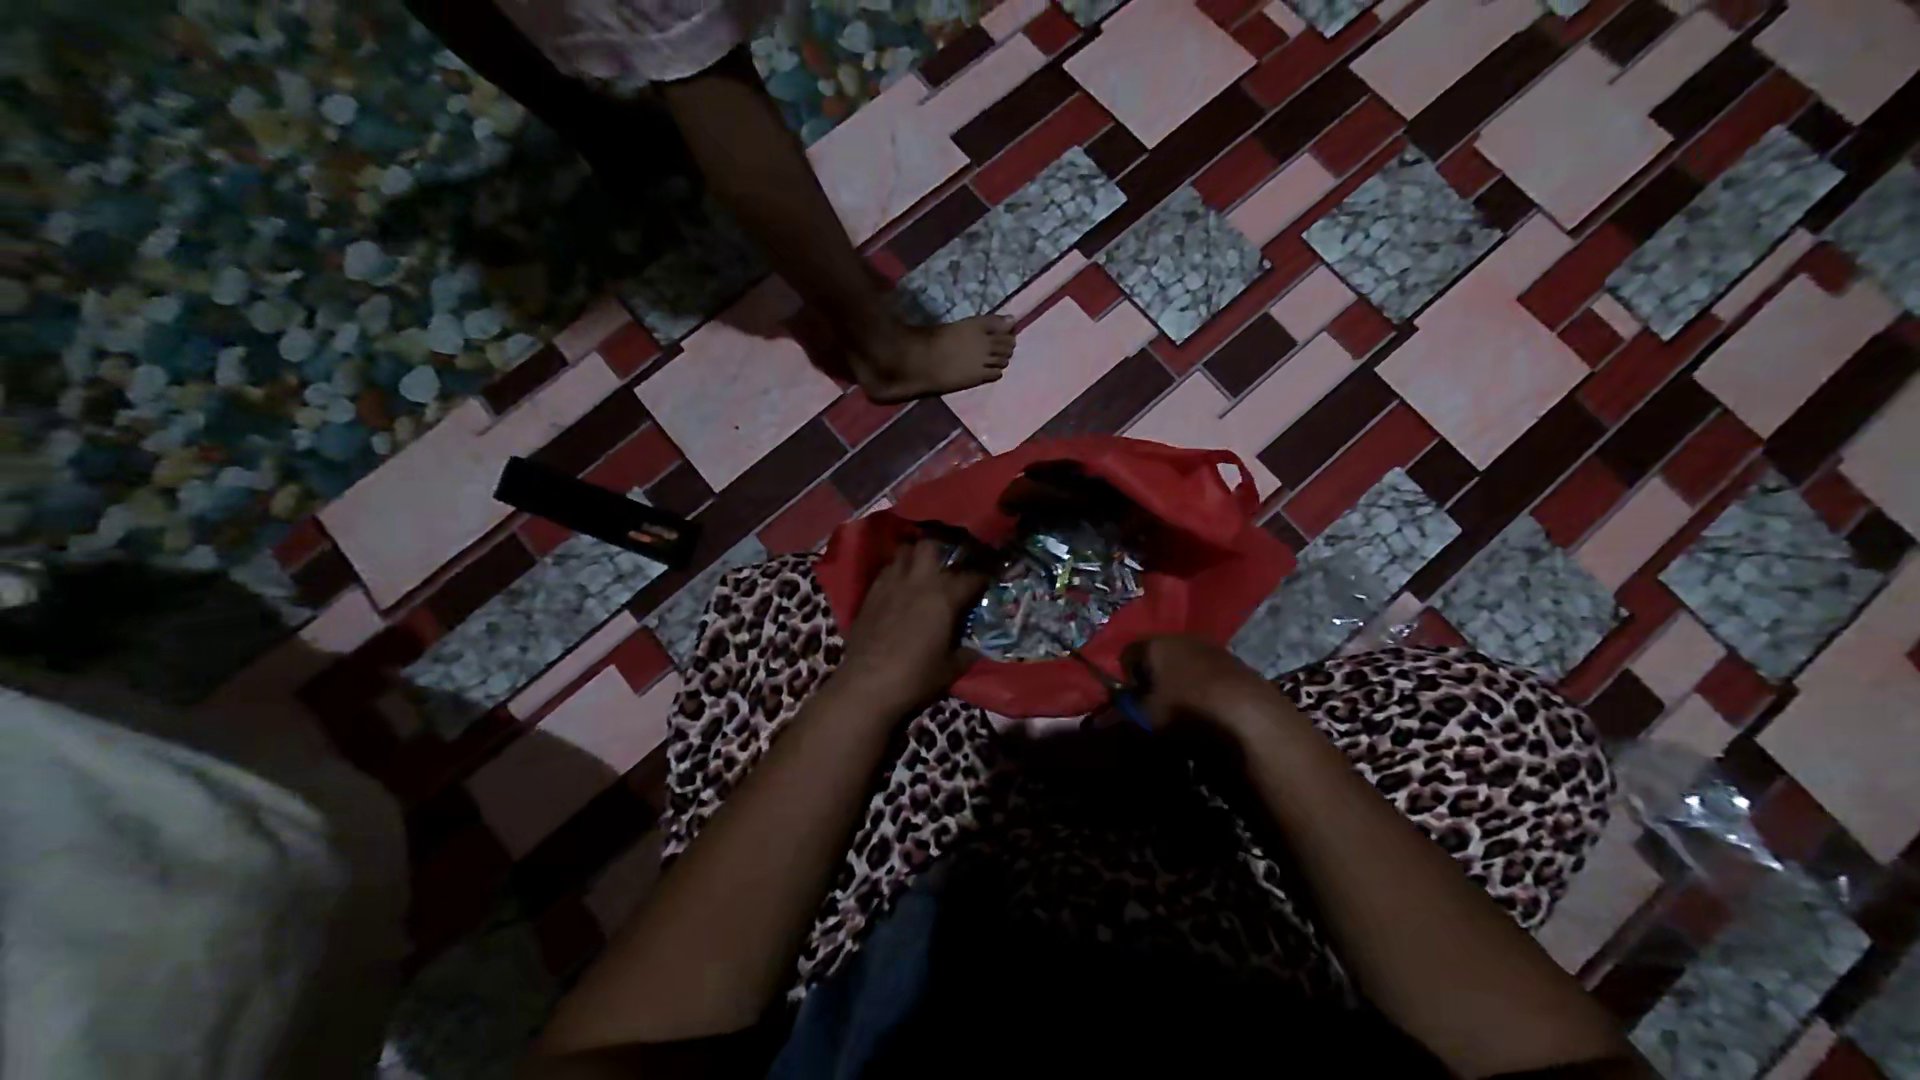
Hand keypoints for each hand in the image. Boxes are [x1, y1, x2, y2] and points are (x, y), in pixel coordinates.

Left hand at [833, 539, 988, 713]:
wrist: (866, 684)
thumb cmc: (915, 677)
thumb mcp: (950, 669)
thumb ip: (966, 654)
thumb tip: (975, 649)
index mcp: (944, 597)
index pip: (971, 576)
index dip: (983, 576)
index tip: (988, 579)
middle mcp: (918, 581)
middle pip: (930, 546)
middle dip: (941, 551)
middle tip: (949, 567)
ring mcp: (891, 584)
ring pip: (904, 552)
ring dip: (916, 557)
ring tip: (922, 571)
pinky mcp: (870, 594)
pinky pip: (887, 570)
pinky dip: (896, 572)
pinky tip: (899, 588)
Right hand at [1121, 635, 1292, 741]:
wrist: (1250, 713)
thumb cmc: (1187, 709)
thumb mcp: (1148, 715)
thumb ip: (1127, 708)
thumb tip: (1109, 709)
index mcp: (1154, 644)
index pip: (1127, 654)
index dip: (1125, 677)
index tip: (1132, 699)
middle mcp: (1181, 637)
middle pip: (1157, 654)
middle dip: (1154, 676)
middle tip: (1156, 703)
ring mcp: (1211, 647)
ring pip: (1185, 661)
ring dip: (1180, 679)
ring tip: (1184, 706)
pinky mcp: (1236, 661)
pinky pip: (1208, 670)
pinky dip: (1203, 684)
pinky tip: (1209, 706)